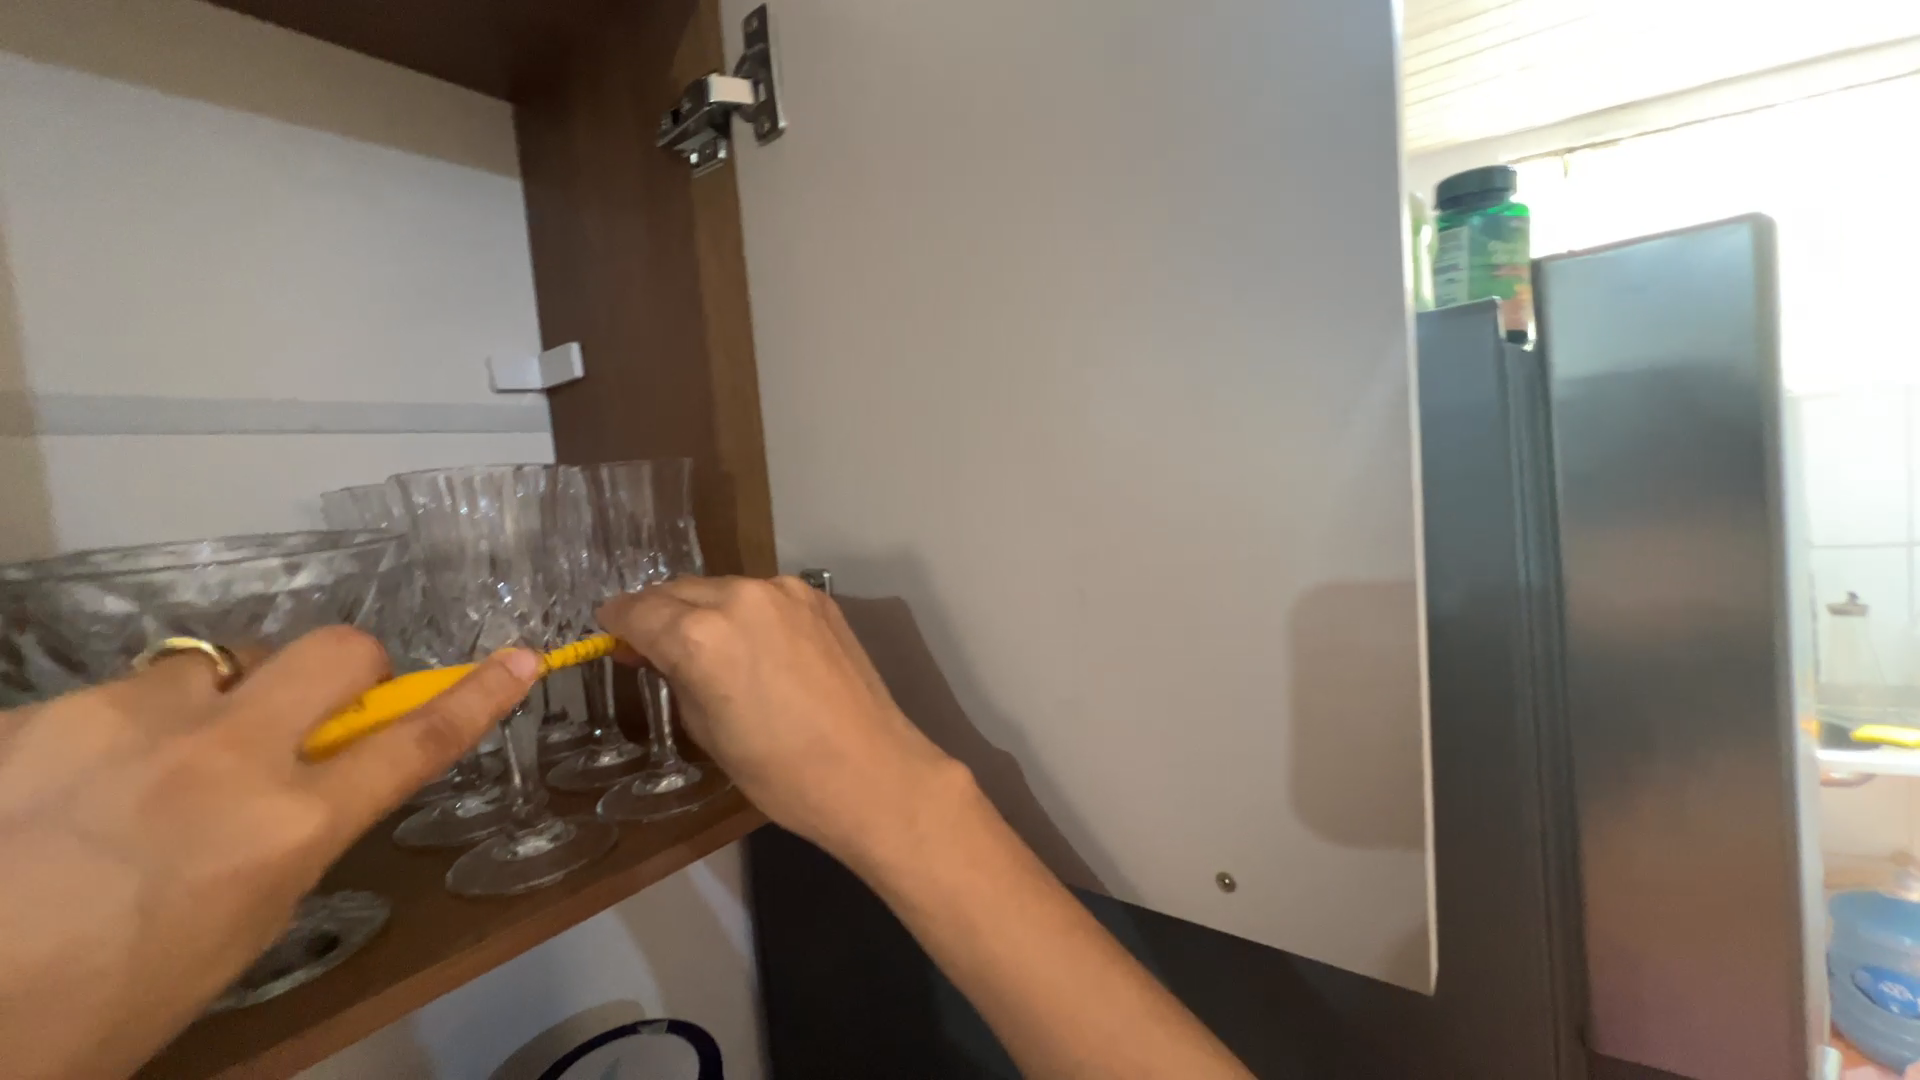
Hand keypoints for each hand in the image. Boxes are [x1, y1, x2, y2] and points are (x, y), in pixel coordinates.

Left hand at [0, 627, 540, 1079]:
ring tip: (142, 771)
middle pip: (336, 650)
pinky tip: (59, 793)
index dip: (480, 695)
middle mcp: (224, 758)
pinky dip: (113, 734)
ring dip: (206, 705)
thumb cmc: (111, 998)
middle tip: (309, 710)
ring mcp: (123, 726)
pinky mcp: (33, 718)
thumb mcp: (248, 919)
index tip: (521, 658)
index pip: (419, 740)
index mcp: (289, 826)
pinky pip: (111, 698)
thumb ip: (301, 828)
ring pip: (210, 665)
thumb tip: (316, 769)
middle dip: (347, 668)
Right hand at [598, 576, 964, 870]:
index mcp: (702, 635)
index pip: (637, 611)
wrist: (870, 770)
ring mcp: (786, 592)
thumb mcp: (707, 729)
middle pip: (677, 591)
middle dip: (658, 614)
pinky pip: (762, 595)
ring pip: (721, 588)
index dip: (617, 625)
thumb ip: (674, 677)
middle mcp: (741, 597)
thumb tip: (654, 653)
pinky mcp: (819, 598)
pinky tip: (755, 646)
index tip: (613, 637)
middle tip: (653, 648)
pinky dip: (746, 612)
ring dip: (704, 610)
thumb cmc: (780, 771)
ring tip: (708, 649)